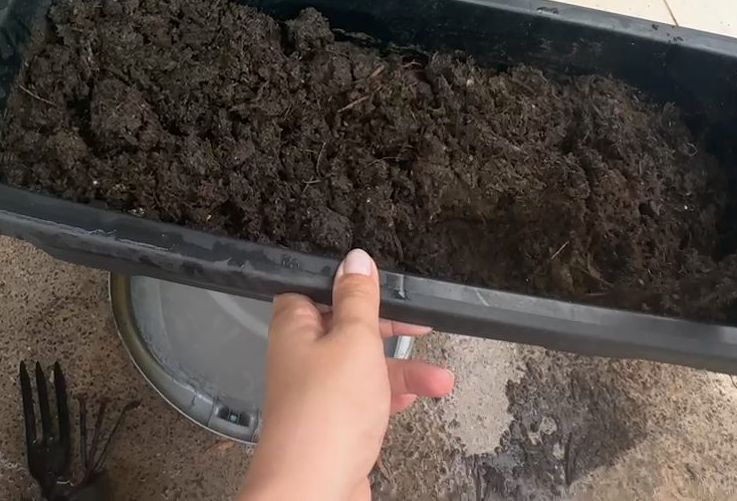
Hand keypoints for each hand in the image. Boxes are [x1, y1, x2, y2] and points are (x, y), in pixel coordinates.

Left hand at [238, 250, 454, 500]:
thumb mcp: (354, 340)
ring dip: (401, 367)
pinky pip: (366, 397)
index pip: (320, 286)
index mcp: (295, 323)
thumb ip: (358, 298)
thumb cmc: (327, 411)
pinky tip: (418, 395)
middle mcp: (301, 352)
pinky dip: (391, 394)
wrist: (314, 492)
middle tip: (422, 322)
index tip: (386, 283)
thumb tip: (356, 259)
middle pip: (347, 324)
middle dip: (388, 326)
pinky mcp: (333, 421)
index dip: (352, 283)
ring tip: (441, 377)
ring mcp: (317, 389)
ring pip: (362, 363)